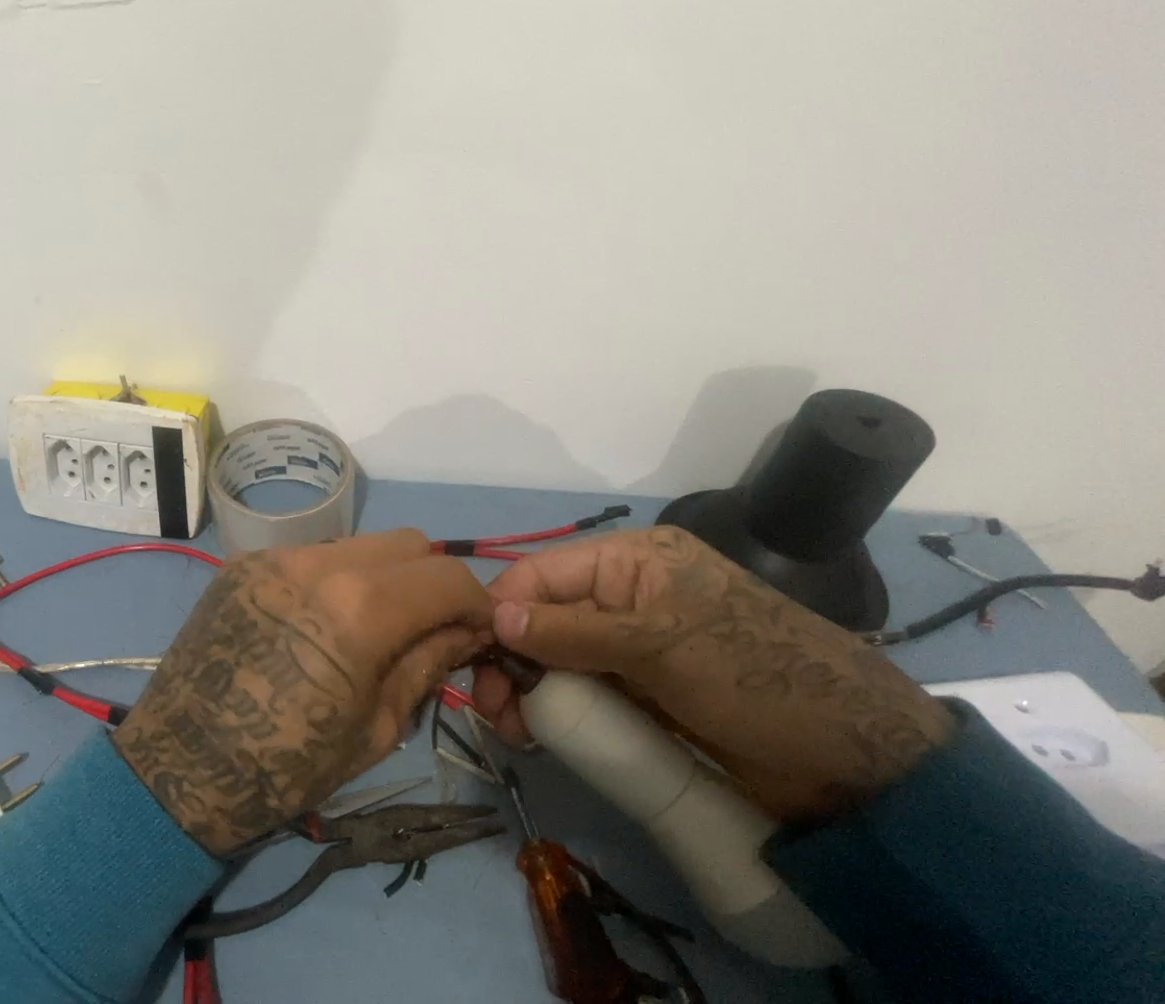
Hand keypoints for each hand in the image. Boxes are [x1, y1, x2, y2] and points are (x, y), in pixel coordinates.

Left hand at [113, 530, 492, 855]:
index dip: (477, 604)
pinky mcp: (241, 566)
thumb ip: (426, 663)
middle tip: (428, 629)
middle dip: (431, 582)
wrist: (182, 765)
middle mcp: (316, 563)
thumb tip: (467, 630)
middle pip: (406, 544)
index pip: (447, 578)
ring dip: (382, 577)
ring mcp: (272, 558)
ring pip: (357, 544)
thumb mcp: (377, 727)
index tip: (477, 633)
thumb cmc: (287, 765)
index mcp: (358, 609)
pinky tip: (320, 625)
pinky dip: (334, 579)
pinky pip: (309, 556)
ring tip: (373, 628)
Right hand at [474, 526, 953, 820]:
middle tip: (492, 711)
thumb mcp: (660, 645)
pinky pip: (580, 692)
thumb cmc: (754, 680)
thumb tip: (494, 618)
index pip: (540, 576)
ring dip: (524, 691)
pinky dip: (554, 710)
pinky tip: (537, 734)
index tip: (471, 660)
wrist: (854, 762)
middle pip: (539, 619)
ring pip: (553, 659)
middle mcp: (624, 597)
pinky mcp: (640, 692)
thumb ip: (573, 631)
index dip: (499, 612)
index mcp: (631, 562)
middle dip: (508, 660)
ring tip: (512, 731)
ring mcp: (631, 648)